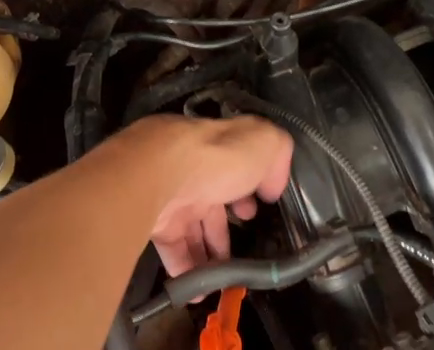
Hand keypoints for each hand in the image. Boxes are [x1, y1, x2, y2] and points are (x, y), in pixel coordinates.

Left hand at [114, 115, 293, 277]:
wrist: (160, 174)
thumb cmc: (217, 157)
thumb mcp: (263, 142)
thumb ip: (277, 154)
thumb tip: (272, 184)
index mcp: (218, 149)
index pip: (234, 166)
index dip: (249, 188)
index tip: (259, 208)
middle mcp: (194, 171)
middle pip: (211, 204)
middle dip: (225, 231)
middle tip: (241, 255)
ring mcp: (172, 196)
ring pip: (193, 232)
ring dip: (209, 259)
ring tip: (224, 284)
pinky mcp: (155, 224)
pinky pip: (173, 252)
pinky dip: (186, 274)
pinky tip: (200, 291)